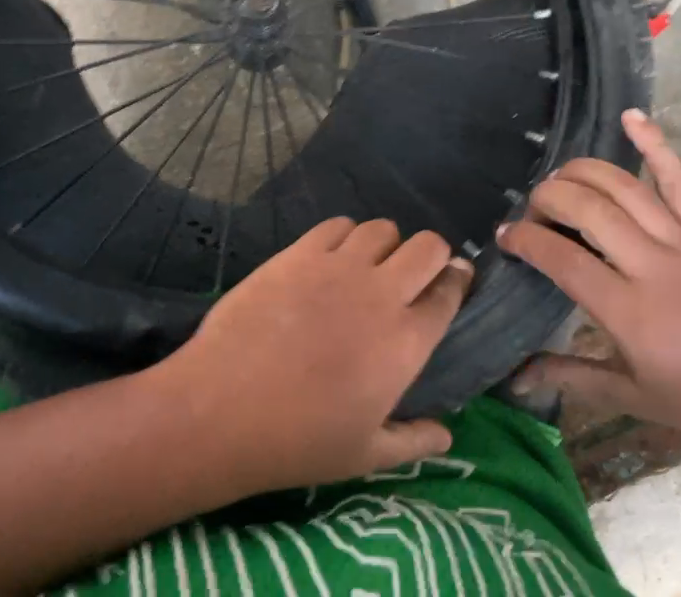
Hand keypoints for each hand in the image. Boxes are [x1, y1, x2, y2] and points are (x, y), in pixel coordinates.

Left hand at [152, 218, 473, 492]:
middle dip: (431, 256)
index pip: (449, 293)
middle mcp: (380, 294)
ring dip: (385, 245)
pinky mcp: (297, 254)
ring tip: (368, 266)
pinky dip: (343, 236)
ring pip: (382, 228)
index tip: (453, 284)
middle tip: (413, 276)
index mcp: (406, 342)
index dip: (457, 283)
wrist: (223, 410)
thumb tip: (447, 436)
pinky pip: (336, 225)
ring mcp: (337, 267)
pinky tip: (330, 258)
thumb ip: (414, 441)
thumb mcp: (366, 455)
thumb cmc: (299, 441)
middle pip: (428, 246)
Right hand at [499, 110, 680, 454]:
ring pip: (623, 187)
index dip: (525, 240)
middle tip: (531, 210)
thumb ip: (569, 376)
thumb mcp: (629, 395)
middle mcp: (653, 265)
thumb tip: (512, 378)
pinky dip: (653, 144)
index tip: (504, 237)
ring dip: (581, 173)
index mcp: (630, 311)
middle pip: (588, 209)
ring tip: (557, 179)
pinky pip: (677, 179)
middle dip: (547, 199)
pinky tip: (629, 115)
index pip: (562, 259)